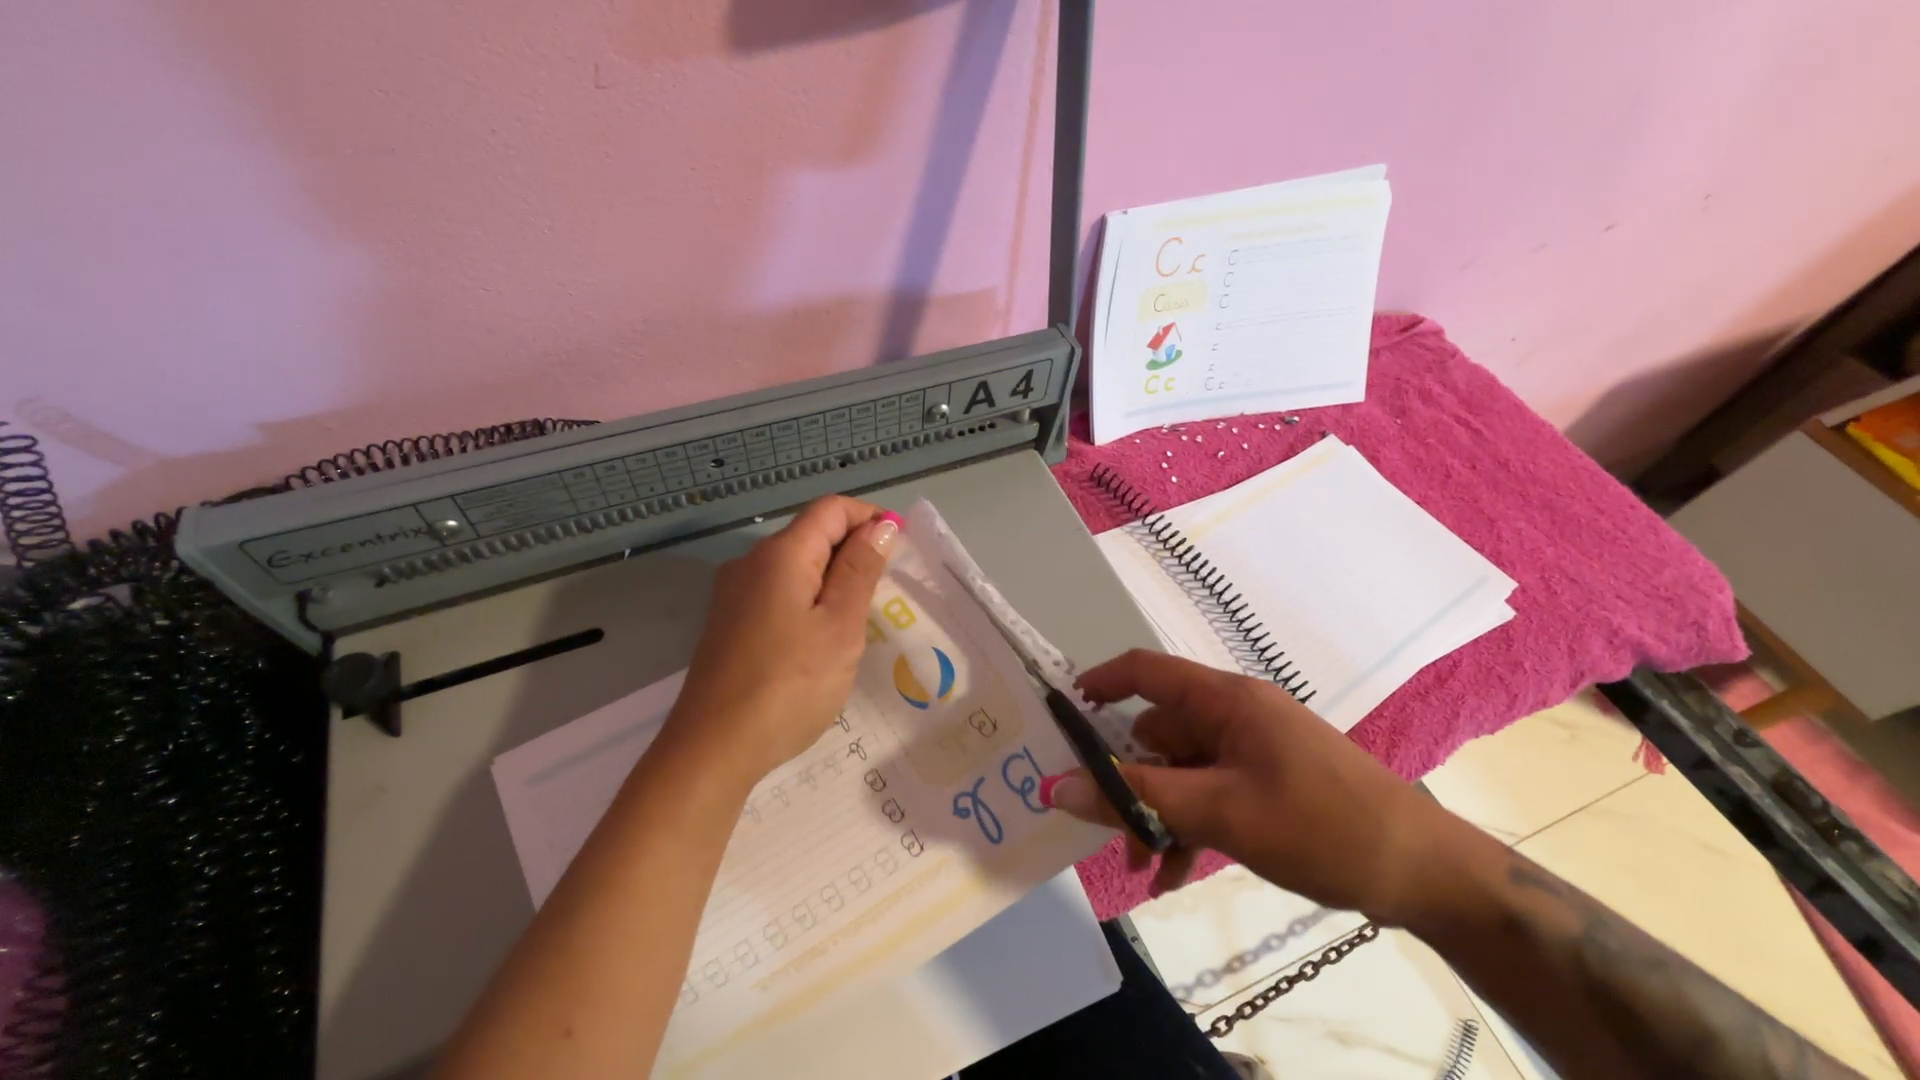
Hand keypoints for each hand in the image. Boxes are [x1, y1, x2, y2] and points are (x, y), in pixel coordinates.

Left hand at [660, 496, 900, 783]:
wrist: (715, 747)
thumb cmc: (790, 685)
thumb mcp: (840, 626)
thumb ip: (860, 571)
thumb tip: (881, 526)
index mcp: (781, 555)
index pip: (831, 509)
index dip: (870, 517)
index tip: (902, 548)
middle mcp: (751, 563)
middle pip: (811, 534)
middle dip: (854, 549)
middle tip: (889, 591)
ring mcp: (735, 595)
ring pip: (795, 567)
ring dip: (833, 579)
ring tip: (862, 620)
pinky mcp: (730, 624)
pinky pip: (779, 594)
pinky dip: (810, 601)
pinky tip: (824, 640)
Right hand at [1044, 649, 1448, 923]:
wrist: (1421, 870)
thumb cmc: (1318, 825)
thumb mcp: (1218, 812)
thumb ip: (1135, 797)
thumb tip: (1057, 786)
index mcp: (1227, 701)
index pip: (1147, 671)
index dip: (1100, 684)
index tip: (1061, 714)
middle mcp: (1237, 716)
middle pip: (1159, 733)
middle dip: (1129, 782)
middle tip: (1106, 830)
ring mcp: (1256, 750)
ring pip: (1182, 772)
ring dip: (1158, 815)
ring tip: (1145, 868)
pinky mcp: (1270, 783)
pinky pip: (1212, 794)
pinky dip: (1190, 827)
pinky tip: (1176, 874)